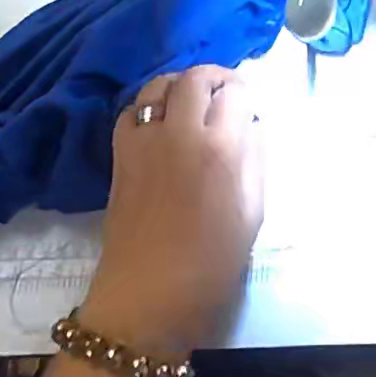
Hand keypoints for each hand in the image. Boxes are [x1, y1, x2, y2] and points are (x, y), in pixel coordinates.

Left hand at [80, 66, 263, 354]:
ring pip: (159, 85)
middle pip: (196, 78)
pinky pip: (131, 111)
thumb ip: (255, 157)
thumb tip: (250, 126)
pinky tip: (163, 122)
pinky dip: (150, 105)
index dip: (248, 94)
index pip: (236, 92)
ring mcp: (144, 143)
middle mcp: (180, 134)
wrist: (148, 298)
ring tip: (195, 101)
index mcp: (221, 147)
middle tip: (228, 94)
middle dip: (217, 77)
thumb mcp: (255, 207)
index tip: (252, 109)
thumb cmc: (214, 259)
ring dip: (182, 85)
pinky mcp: (120, 157)